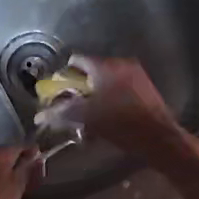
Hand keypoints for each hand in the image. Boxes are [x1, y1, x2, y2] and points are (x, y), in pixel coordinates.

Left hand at [0, 144, 39, 198]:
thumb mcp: (17, 186)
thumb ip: (27, 168)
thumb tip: (35, 153)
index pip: (21, 146)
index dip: (34, 153)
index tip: (44, 163)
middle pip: (8, 154)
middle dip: (22, 162)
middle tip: (35, 176)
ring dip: (11, 172)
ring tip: (22, 185)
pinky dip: (0, 180)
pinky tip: (4, 191)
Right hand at [43, 56, 176, 150]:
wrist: (158, 137)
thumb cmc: (121, 125)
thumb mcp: (88, 118)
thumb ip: (62, 112)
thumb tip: (40, 115)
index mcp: (105, 66)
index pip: (76, 60)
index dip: (63, 76)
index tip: (58, 92)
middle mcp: (121, 63)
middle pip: (91, 70)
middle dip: (79, 86)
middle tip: (72, 105)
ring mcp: (135, 74)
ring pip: (106, 79)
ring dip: (95, 93)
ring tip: (89, 113)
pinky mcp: (144, 86)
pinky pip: (120, 85)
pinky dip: (109, 95)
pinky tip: (107, 114)